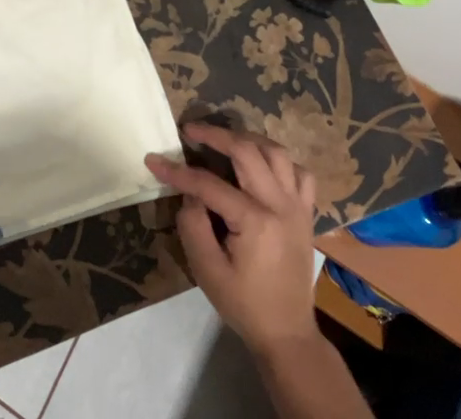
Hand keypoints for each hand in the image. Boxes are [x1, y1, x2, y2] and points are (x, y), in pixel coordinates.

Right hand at [145, 123, 319, 355]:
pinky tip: (261, 165)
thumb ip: (193, 224)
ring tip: (224, 140)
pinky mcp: (306, 214)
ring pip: (278, 154)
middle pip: (248, 152)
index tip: (153, 160)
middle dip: (216, 135)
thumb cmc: (243, 302)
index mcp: (255, 221)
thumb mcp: (206, 268)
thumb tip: (190, 193)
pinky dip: (280, 161)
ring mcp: (299, 208)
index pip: (208, 183)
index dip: (177, 170)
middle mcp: (281, 206)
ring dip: (248, 140)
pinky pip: (300, 174)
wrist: (287, 331)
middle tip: (190, 130)